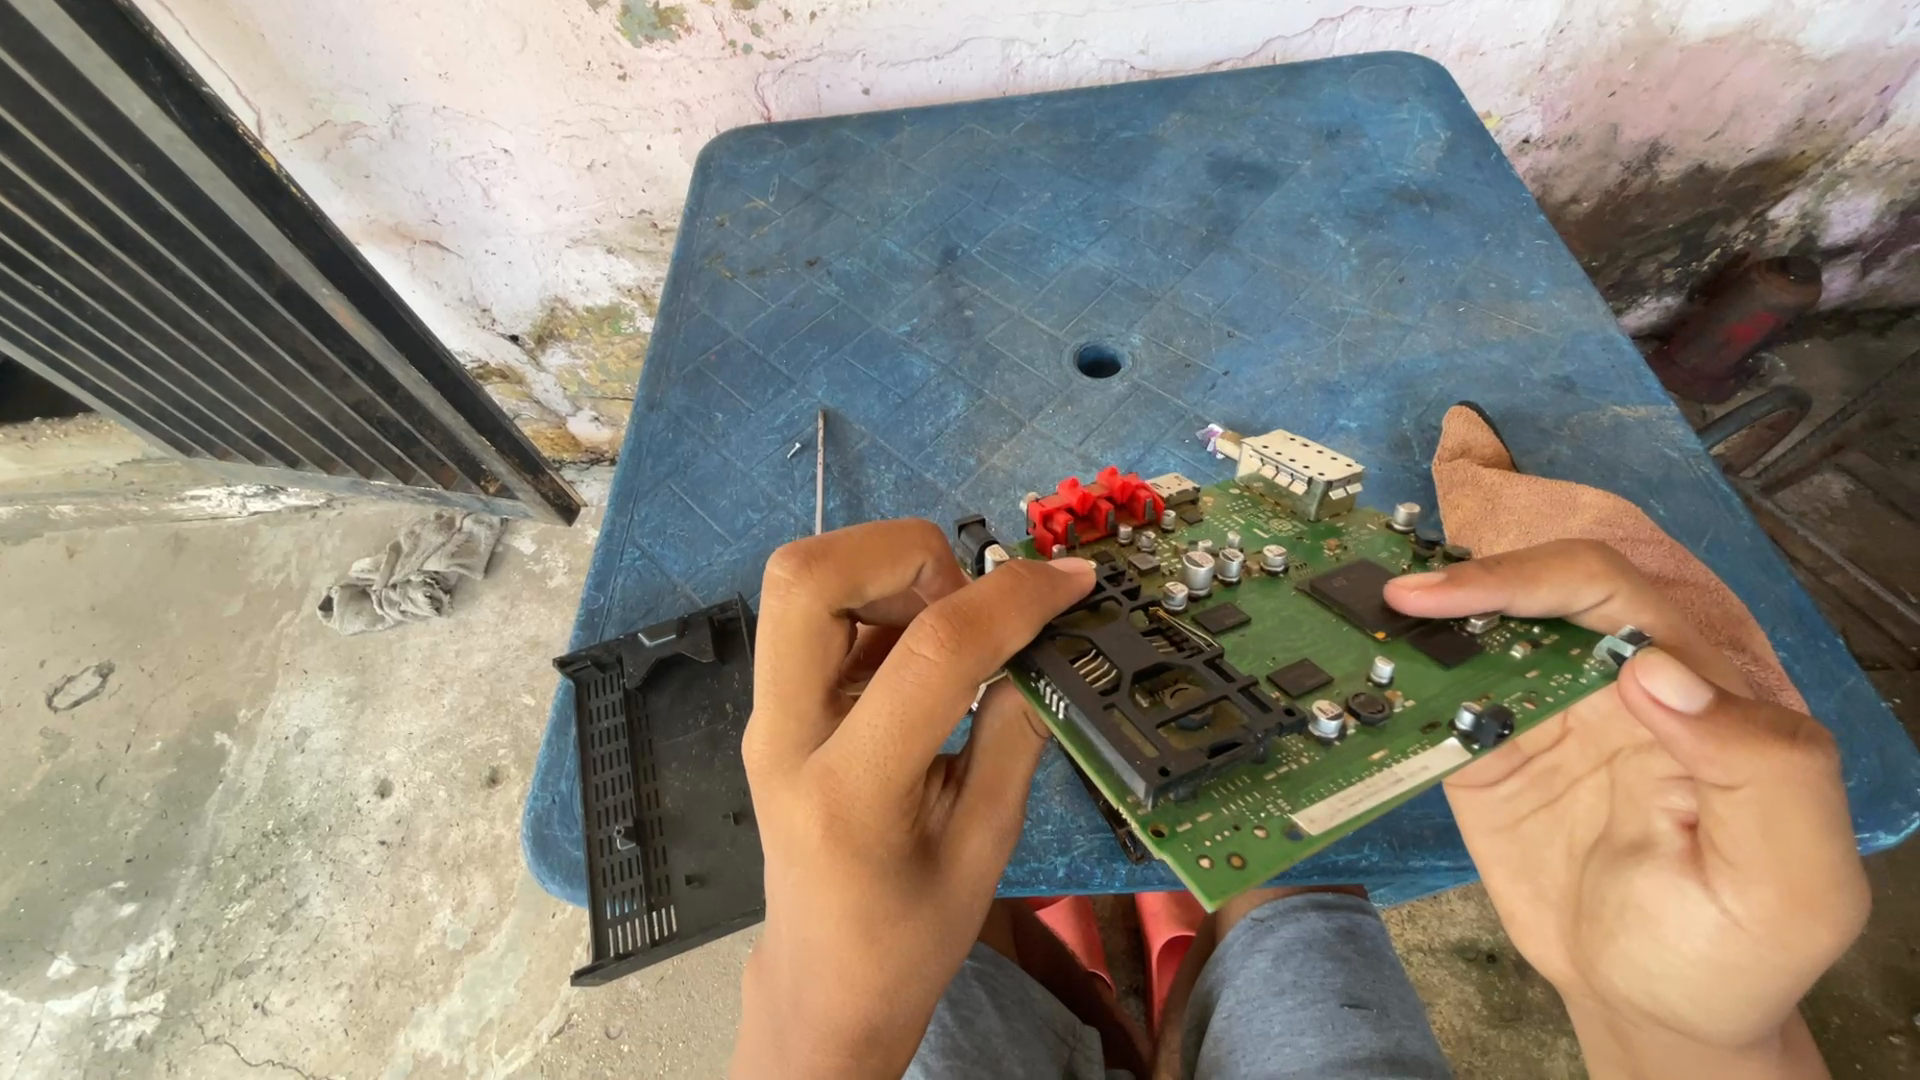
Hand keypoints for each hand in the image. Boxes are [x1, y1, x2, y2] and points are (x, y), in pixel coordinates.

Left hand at [731, 520, 1094, 1079]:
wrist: (820, 980)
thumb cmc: (909, 936)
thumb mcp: (986, 845)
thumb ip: (1016, 732)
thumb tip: (1047, 639)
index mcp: (850, 793)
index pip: (929, 654)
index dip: (1012, 600)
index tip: (1070, 583)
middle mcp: (784, 735)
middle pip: (808, 577)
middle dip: (908, 555)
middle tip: (967, 603)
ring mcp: (767, 714)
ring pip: (803, 578)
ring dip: (891, 571)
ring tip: (947, 625)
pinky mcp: (773, 703)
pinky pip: (817, 610)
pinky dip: (880, 599)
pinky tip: (919, 650)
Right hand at [1386, 540, 1868, 1079]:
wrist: (1634, 998)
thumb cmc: (1726, 949)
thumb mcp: (1789, 885)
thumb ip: (1761, 770)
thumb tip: (1655, 669)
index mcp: (1697, 695)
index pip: (1620, 600)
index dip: (1538, 585)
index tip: (1458, 604)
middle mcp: (1613, 684)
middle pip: (1544, 595)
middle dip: (1474, 582)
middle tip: (1402, 597)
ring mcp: (1540, 711)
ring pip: (1485, 632)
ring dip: (1429, 614)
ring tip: (1371, 613)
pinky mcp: (1481, 745)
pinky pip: (1439, 697)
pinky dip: (1399, 674)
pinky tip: (1365, 666)